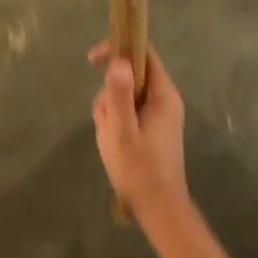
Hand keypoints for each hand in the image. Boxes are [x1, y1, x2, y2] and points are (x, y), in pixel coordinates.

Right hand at [87, 42, 187, 221]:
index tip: (92, 60)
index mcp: (163, 95)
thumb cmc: (139, 170)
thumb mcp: (122, 131)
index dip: (118, 49)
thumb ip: (120, 95)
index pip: (143, 53)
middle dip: (110, 94)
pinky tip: (114, 144)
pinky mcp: (152, 128)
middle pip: (130, 75)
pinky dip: (115, 123)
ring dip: (110, 112)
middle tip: (106, 120)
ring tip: (110, 138)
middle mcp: (165, 99)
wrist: (159, 207)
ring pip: (125, 96)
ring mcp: (159, 114)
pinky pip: (128, 113)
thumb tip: (118, 60)